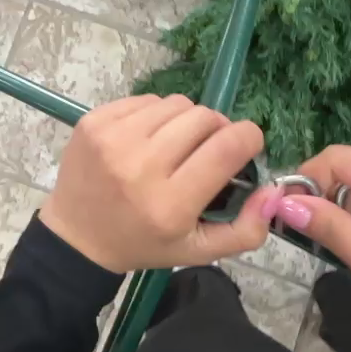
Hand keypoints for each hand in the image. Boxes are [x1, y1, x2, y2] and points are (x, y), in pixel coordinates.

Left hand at [39, 95, 277, 274]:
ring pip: (176, 103)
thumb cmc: (143, 243)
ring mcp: (112, 139)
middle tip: (209, 148)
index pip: (226, 148)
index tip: (248, 143)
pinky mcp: (93, 122)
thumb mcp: (199, 251)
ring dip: (186, 120)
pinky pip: (145, 99)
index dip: (249, 137)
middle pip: (204, 117)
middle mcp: (140, 166)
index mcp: (170, 204)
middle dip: (217, 128)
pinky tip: (148, 138)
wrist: (76, 237)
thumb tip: (274, 191)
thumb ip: (247, 229)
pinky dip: (155, 115)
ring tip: (176, 144)